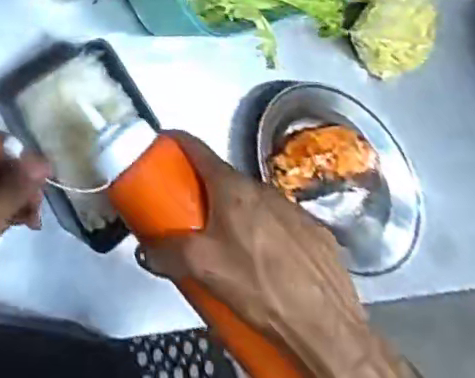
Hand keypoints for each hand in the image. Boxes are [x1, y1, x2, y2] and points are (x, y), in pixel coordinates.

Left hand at [0, 127, 50, 376]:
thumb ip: (14, 187)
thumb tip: (43, 160)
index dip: (8, 146)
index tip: (33, 165)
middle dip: (19, 172)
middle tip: (42, 192)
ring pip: (0, 184)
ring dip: (21, 193)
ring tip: (37, 213)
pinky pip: (1, 206)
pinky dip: (17, 210)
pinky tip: (32, 224)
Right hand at [138, 132, 410, 377]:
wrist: (327, 331)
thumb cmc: (260, 288)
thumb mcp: (202, 268)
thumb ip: (167, 252)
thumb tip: (147, 249)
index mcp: (233, 188)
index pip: (197, 148)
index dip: (177, 142)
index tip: (164, 145)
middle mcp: (264, 189)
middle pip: (225, 179)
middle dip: (205, 192)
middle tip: (190, 216)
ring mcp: (295, 211)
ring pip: (256, 204)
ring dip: (238, 216)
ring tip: (230, 249)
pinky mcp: (318, 236)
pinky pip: (284, 227)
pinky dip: (269, 237)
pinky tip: (267, 268)